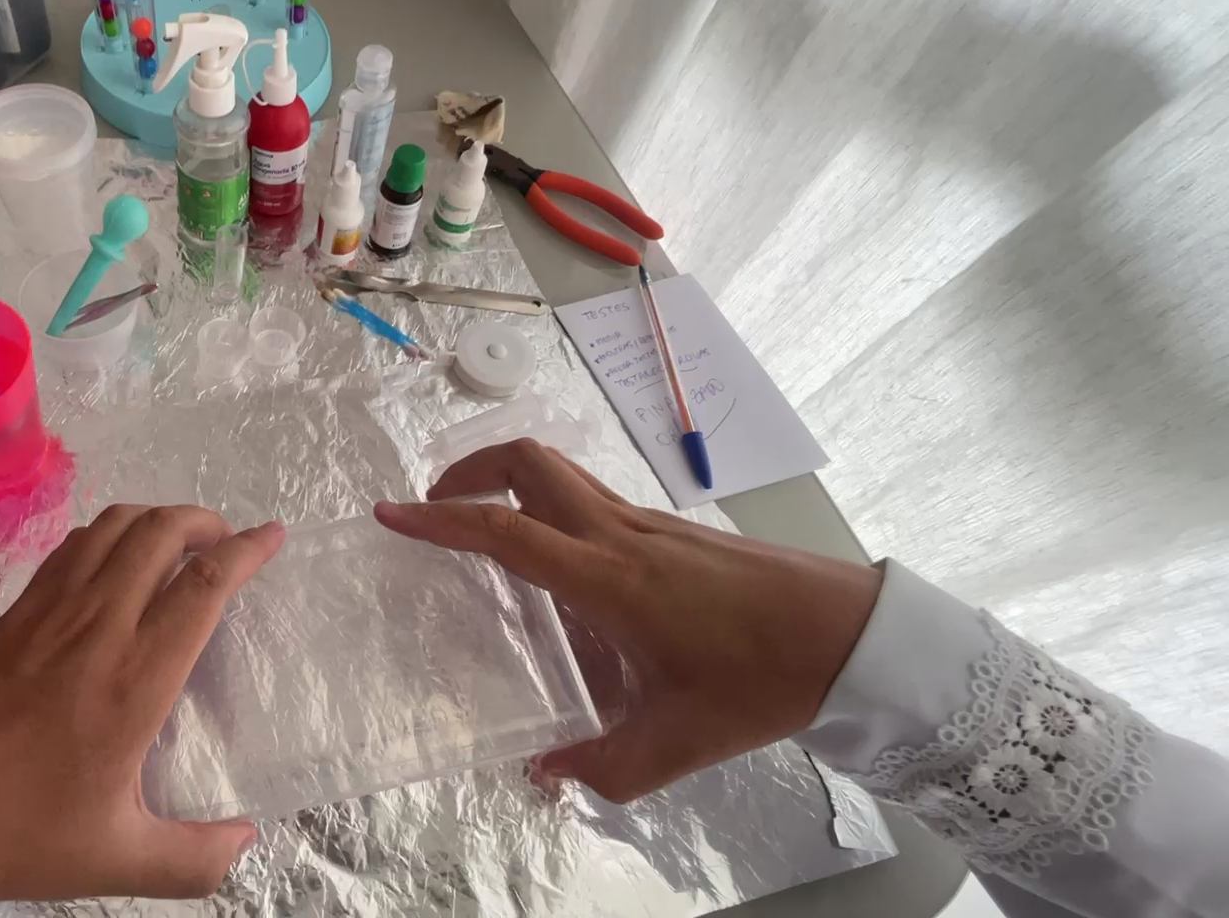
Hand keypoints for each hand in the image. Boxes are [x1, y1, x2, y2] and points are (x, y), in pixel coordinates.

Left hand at [0, 506, 284, 901]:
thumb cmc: (14, 829)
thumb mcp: (112, 859)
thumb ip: (191, 859)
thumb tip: (247, 843)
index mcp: (136, 677)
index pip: (203, 585)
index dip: (246, 551)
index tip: (272, 536)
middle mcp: (100, 623)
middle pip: (162, 531)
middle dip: (205, 520)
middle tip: (227, 541)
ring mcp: (53, 607)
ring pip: (116, 525)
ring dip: (158, 517)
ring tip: (179, 541)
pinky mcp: (17, 607)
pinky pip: (75, 544)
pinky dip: (111, 532)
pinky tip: (115, 560)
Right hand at [374, 440, 880, 801]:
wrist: (847, 634)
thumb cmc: (757, 680)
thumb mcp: (677, 739)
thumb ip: (604, 767)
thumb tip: (544, 776)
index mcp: (602, 578)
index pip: (504, 531)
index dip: (439, 519)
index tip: (390, 512)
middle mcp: (610, 532)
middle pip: (527, 461)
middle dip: (468, 469)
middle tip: (438, 504)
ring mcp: (636, 518)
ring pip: (554, 466)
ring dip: (503, 474)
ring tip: (479, 515)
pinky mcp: (656, 521)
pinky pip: (580, 488)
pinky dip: (540, 494)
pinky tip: (547, 547)